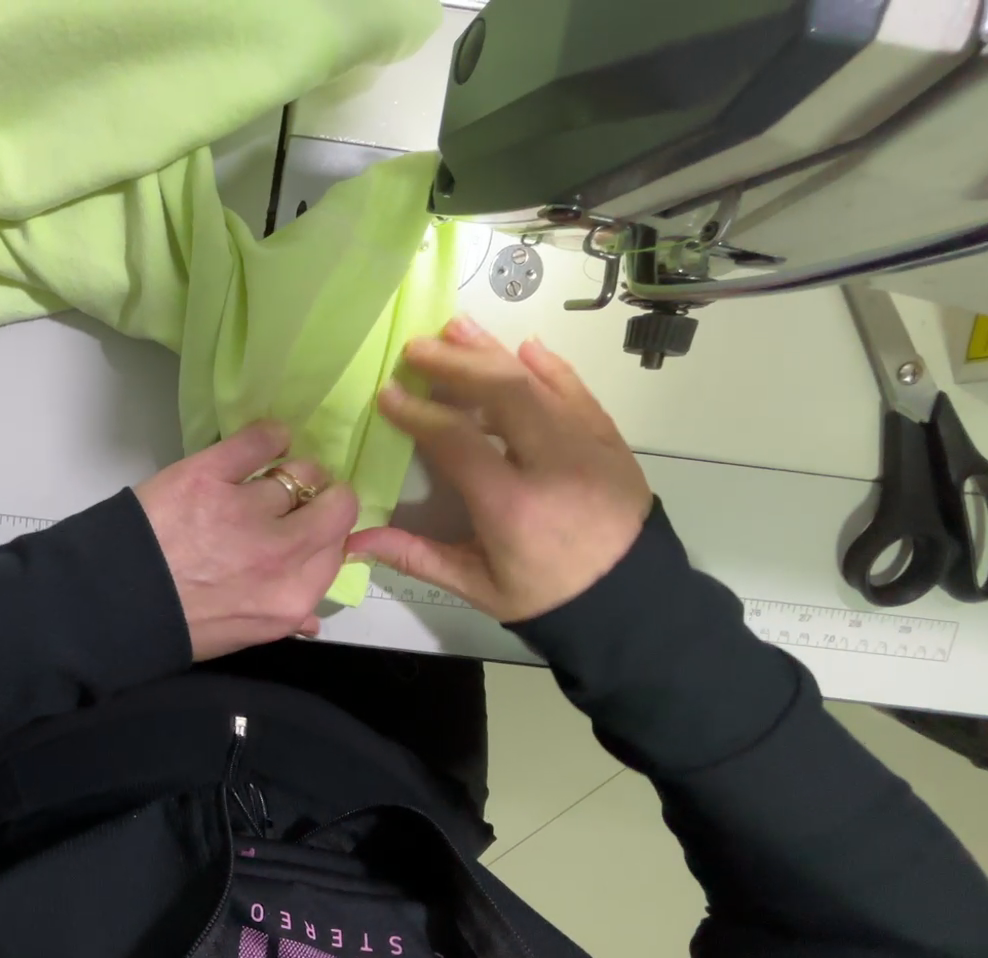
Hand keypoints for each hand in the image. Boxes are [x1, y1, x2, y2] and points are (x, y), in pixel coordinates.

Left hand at [136, 421, 359, 660]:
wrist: (109, 603)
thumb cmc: (177, 624)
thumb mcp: (240, 635)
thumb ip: (283, 620)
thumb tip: (310, 616)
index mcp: (291, 597)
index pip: (339, 548)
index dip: (326, 532)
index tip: (310, 524)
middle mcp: (280, 553)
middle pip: (335, 505)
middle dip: (325, 496)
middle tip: (300, 496)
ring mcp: (245, 511)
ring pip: (300, 472)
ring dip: (293, 470)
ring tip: (273, 473)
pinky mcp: (209, 475)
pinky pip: (260, 441)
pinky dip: (269, 436)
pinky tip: (269, 439)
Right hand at [346, 316, 651, 622]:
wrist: (633, 602)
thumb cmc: (545, 595)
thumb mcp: (476, 586)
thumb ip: (415, 556)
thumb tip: (355, 540)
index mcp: (513, 505)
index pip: (459, 442)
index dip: (419, 414)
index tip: (388, 393)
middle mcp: (553, 465)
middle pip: (503, 395)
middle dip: (456, 364)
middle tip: (416, 347)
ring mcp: (587, 446)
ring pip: (539, 385)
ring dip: (494, 353)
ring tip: (457, 326)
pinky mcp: (609, 441)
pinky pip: (578, 392)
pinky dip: (550, 367)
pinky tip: (523, 347)